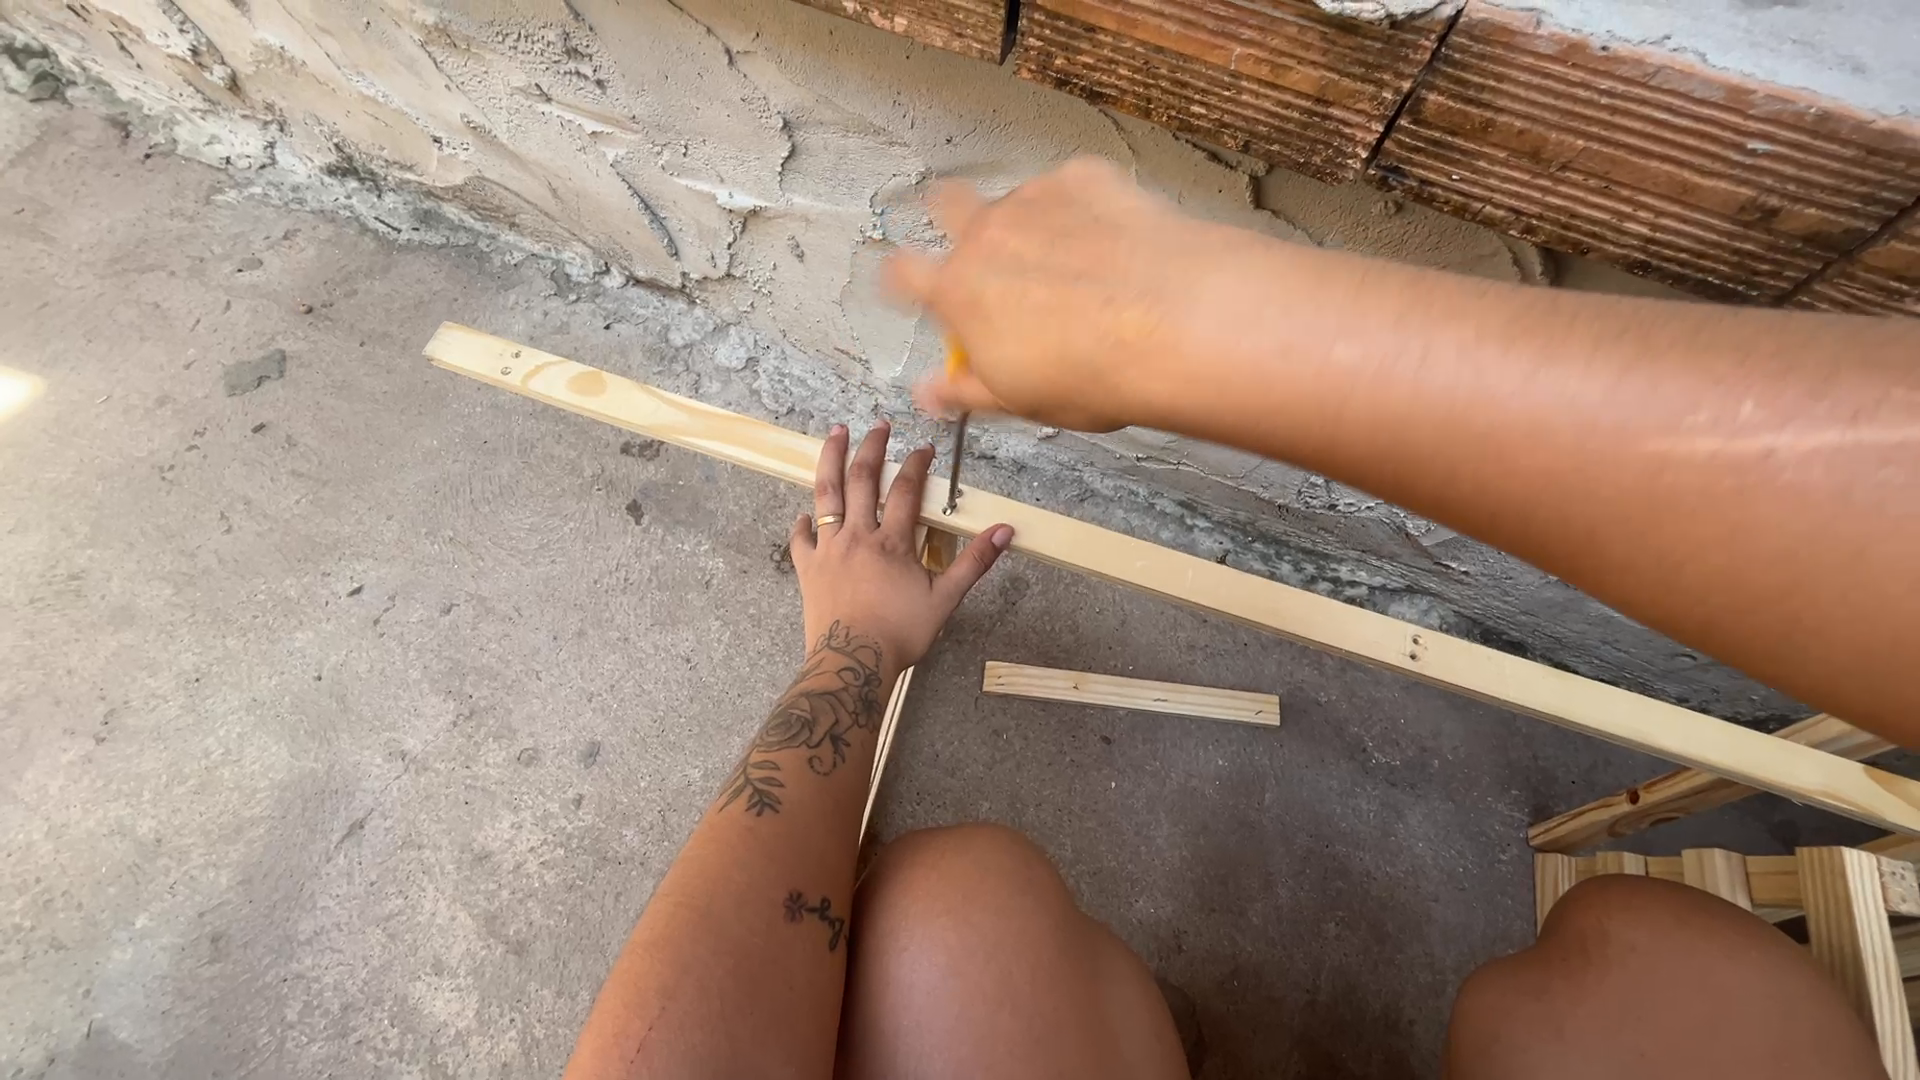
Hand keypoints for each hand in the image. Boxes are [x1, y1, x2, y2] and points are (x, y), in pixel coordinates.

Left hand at [790, 421, 1012, 672]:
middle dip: (872, 447)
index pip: (906, 490)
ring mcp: (828, 549)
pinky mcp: (807, 568)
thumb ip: (974, 562)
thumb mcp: (945, 599)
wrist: (852, 662)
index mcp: (892, 542)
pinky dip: (802, 523)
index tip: (923, 448)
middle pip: (863, 478)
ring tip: (835, 433)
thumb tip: (1004, 531)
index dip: (917, 464)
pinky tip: (804, 515)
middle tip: (878, 425)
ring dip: (831, 459)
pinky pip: (800, 538)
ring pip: (826, 494)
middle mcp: (858, 536)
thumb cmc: (900, 633)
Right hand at [884, 157, 1256, 431]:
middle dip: (954, 220)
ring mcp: (1034, 200)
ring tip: (1069, 260)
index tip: (908, 281)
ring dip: (1026, 223)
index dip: (900, 277)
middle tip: (988, 252)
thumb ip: (963, 389)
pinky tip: (1109, 241)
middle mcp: (986, 234)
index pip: (903, 273)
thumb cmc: (1088, 374)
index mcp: (959, 292)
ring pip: (1014, 200)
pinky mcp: (1084, 177)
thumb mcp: (1016, 398)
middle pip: (946, 204)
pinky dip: (1079, 210)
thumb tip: (926, 393)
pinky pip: (1069, 188)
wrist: (1170, 324)